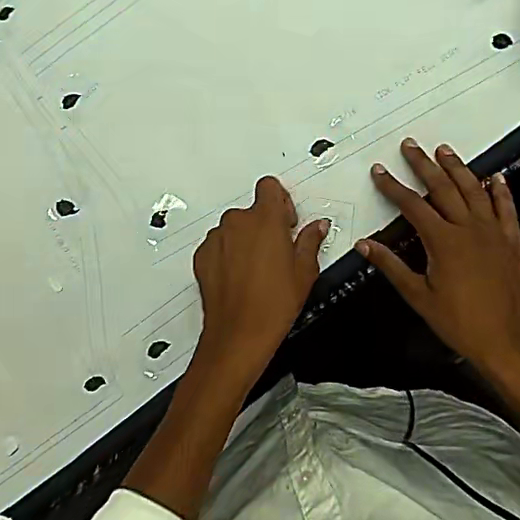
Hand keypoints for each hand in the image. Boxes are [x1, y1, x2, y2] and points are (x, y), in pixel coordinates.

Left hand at [191, 177, 329, 383]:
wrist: (239, 332)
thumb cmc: (271, 305)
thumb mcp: (304, 272)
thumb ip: (310, 241)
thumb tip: (316, 229)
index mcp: (265, 220)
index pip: (269, 187)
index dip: (280, 201)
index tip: (286, 220)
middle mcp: (237, 223)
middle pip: (252, 211)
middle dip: (264, 226)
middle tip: (277, 253)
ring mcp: (217, 238)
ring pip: (234, 229)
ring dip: (245, 241)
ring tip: (258, 270)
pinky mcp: (202, 255)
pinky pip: (218, 245)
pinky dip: (228, 255)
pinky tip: (241, 278)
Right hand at [355, 140, 519, 386]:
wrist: (506, 342)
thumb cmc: (460, 322)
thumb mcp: (417, 296)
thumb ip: (391, 265)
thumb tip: (365, 246)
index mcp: (443, 241)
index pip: (412, 204)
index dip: (393, 186)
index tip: (380, 172)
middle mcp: (469, 230)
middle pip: (443, 187)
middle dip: (423, 165)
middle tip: (411, 147)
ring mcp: (493, 233)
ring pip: (474, 190)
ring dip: (458, 168)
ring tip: (445, 152)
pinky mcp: (511, 242)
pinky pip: (506, 208)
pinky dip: (501, 190)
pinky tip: (495, 177)